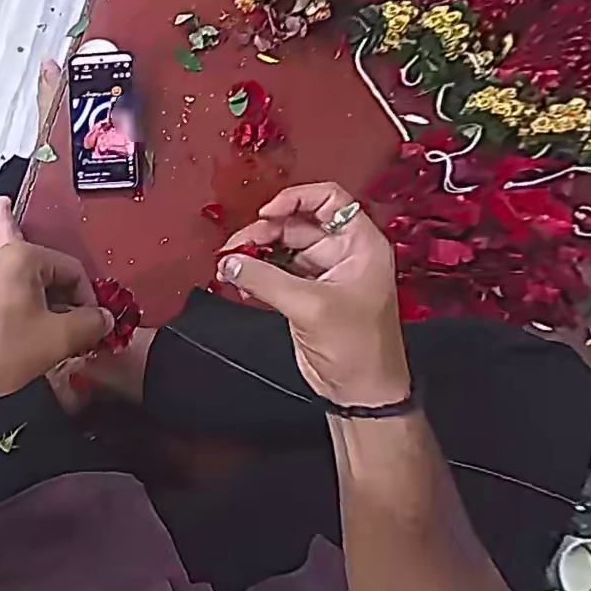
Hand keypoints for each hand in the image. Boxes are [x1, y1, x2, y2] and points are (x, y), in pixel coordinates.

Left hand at [0, 197, 112, 415]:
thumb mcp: (58, 338)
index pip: (74, 269)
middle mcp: (0, 259)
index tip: (94, 325)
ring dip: (50, 310)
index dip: (90, 299)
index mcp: (22, 256)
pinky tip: (34, 321)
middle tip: (80, 331)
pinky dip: (29, 311)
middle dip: (70, 303)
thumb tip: (104, 320)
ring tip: (59, 338)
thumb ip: (92, 324)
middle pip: (53, 275)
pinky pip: (14, 297)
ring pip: (33, 288)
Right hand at [217, 182, 410, 407]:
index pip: (330, 199)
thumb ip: (265, 280)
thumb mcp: (310, 307)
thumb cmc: (357, 347)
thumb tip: (229, 262)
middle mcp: (342, 252)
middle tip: (236, 247)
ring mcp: (322, 273)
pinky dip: (256, 274)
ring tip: (230, 265)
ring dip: (255, 253)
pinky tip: (238, 282)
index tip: (266, 213)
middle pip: (298, 223)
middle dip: (264, 231)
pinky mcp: (305, 293)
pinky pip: (275, 271)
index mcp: (359, 244)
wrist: (360, 391)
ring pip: (282, 247)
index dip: (296, 199)